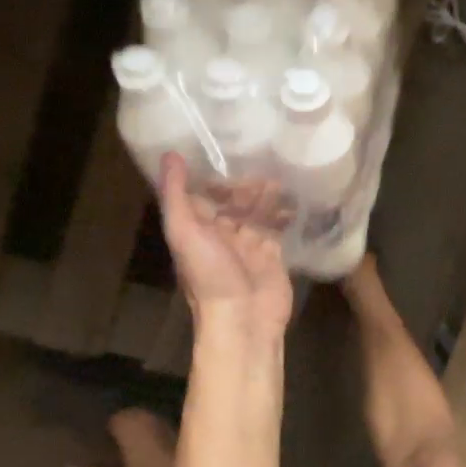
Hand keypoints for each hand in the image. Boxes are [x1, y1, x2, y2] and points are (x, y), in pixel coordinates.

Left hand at [159, 153, 292, 335]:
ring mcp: (249, 244)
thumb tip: (170, 154)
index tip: (228, 147)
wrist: (244, 319)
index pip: (204, 193)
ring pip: (257, 212)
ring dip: (267, 195)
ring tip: (281, 176)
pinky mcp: (273, 254)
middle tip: (265, 160)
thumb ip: (175, 194)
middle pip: (234, 200)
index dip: (214, 173)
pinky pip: (278, 228)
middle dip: (246, 183)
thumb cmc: (210, 275)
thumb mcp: (184, 231)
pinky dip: (285, 213)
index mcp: (196, 228)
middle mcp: (221, 234)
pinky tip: (295, 197)